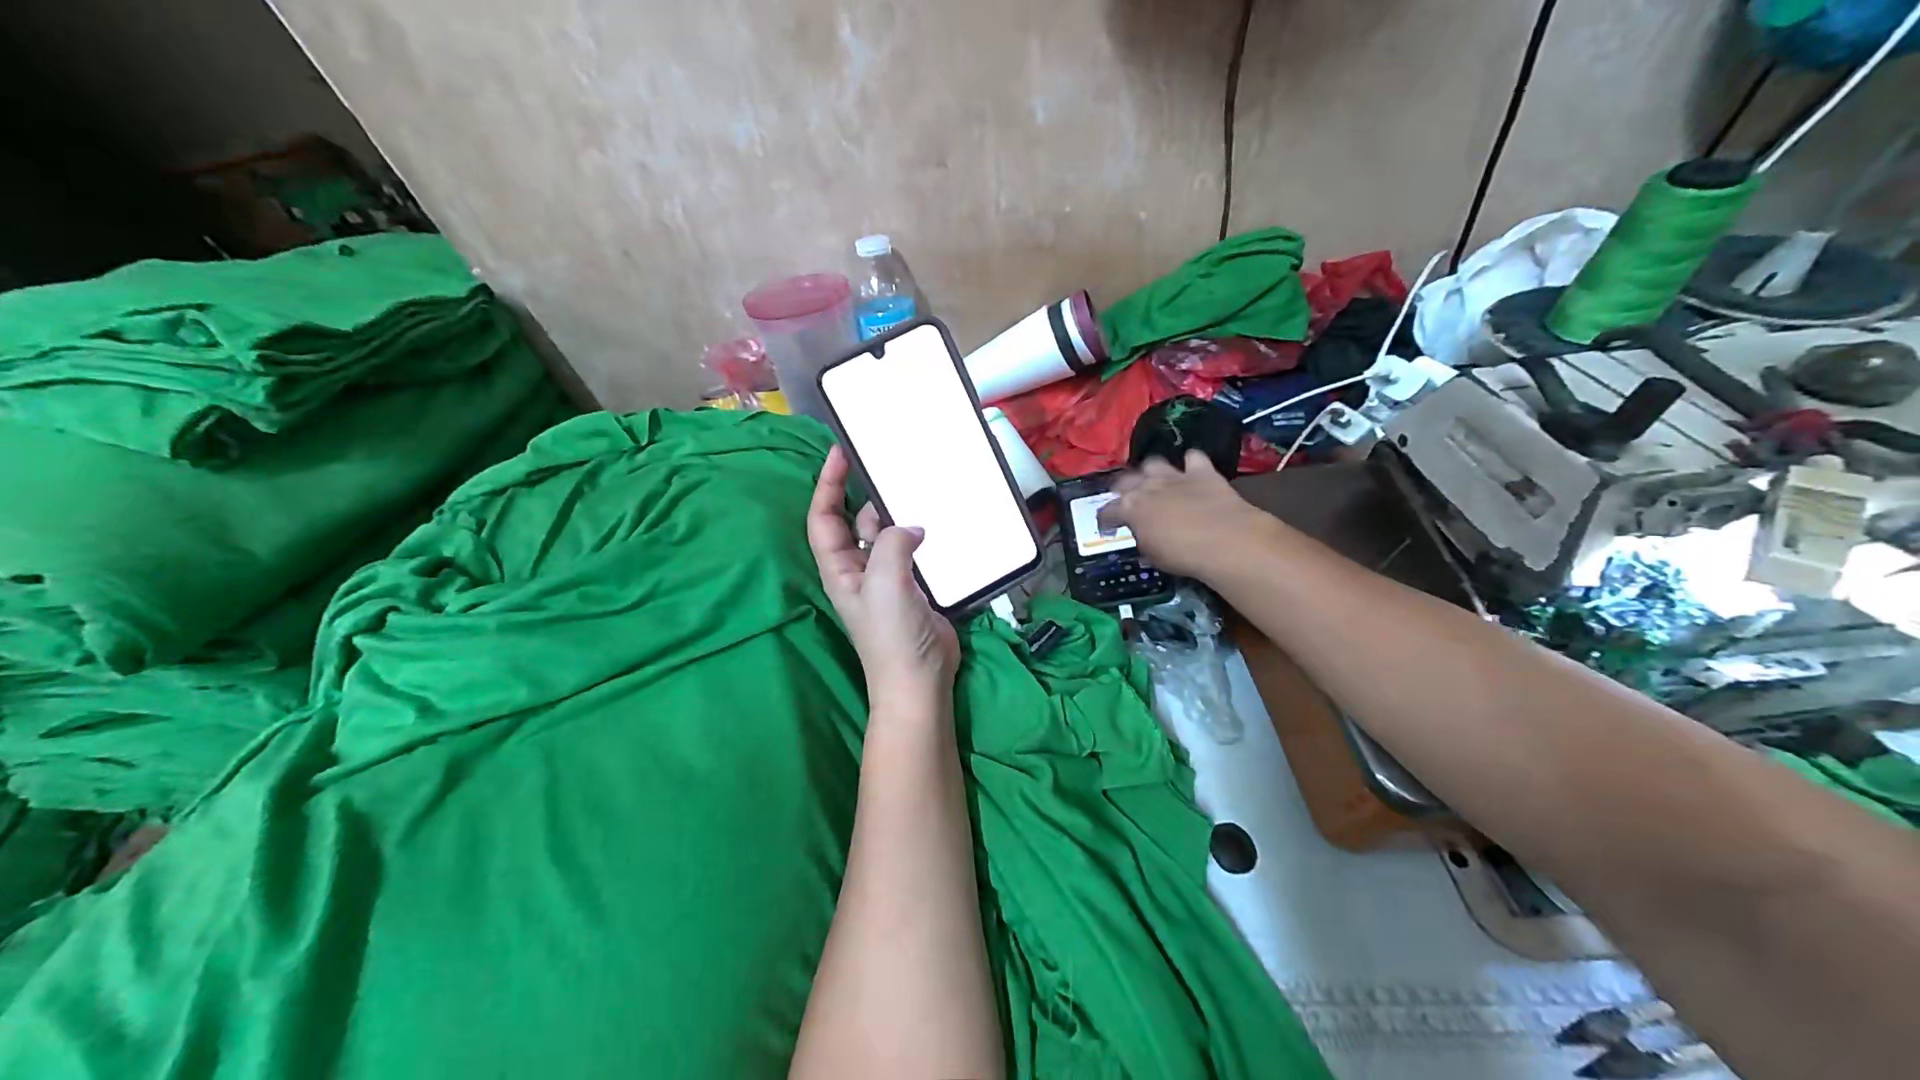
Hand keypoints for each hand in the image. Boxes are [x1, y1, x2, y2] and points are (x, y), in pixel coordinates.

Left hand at [808, 446, 960, 704]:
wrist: (920, 680)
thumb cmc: (892, 634)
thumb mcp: (884, 582)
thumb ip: (891, 544)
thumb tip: (911, 527)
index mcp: (839, 568)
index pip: (824, 518)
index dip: (827, 484)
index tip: (840, 452)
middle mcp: (859, 569)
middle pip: (856, 520)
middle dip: (867, 492)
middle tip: (888, 462)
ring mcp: (888, 577)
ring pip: (887, 533)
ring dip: (898, 512)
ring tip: (917, 483)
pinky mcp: (914, 585)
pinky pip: (913, 549)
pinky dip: (921, 532)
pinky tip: (938, 518)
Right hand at [1098, 450, 1266, 578]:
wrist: (1226, 541)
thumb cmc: (1183, 555)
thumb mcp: (1153, 555)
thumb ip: (1143, 541)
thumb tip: (1143, 537)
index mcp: (1130, 508)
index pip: (1108, 511)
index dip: (1106, 521)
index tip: (1109, 529)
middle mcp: (1148, 486)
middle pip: (1126, 480)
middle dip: (1123, 490)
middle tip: (1128, 502)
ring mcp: (1175, 476)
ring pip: (1154, 463)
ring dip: (1151, 472)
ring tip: (1155, 482)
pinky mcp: (1203, 472)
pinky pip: (1193, 458)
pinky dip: (1191, 464)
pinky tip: (1192, 471)